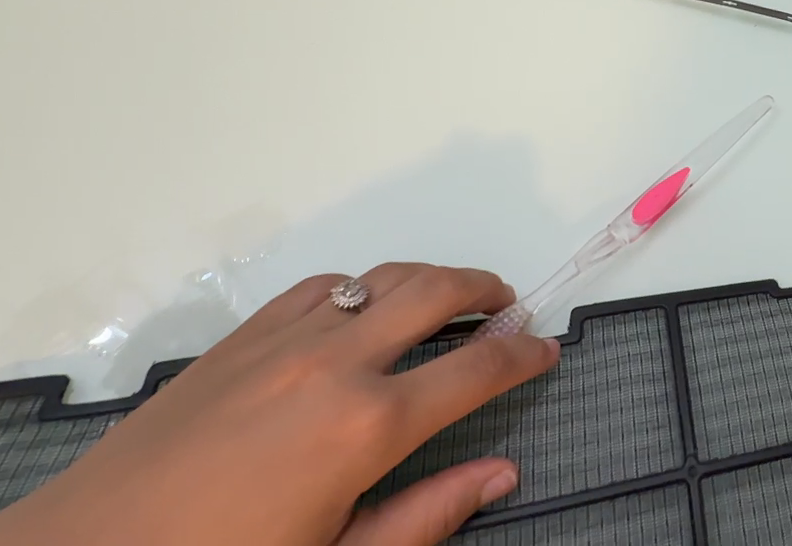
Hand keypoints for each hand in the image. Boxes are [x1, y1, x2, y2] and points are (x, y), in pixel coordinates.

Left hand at [0, 264, 560, 545]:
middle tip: (509, 306)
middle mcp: (339, 361)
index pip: (478, 369)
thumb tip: (502, 473)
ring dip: (434, 279)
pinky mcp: (244, 335)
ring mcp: (288, 338)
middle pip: (440, 292)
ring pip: (386, 276)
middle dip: (488, 291)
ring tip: (452, 298)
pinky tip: (365, 308)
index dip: (523, 355)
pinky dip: (365, 285)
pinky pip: (325, 285)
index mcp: (369, 425)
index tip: (546, 350)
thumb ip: (427, 516)